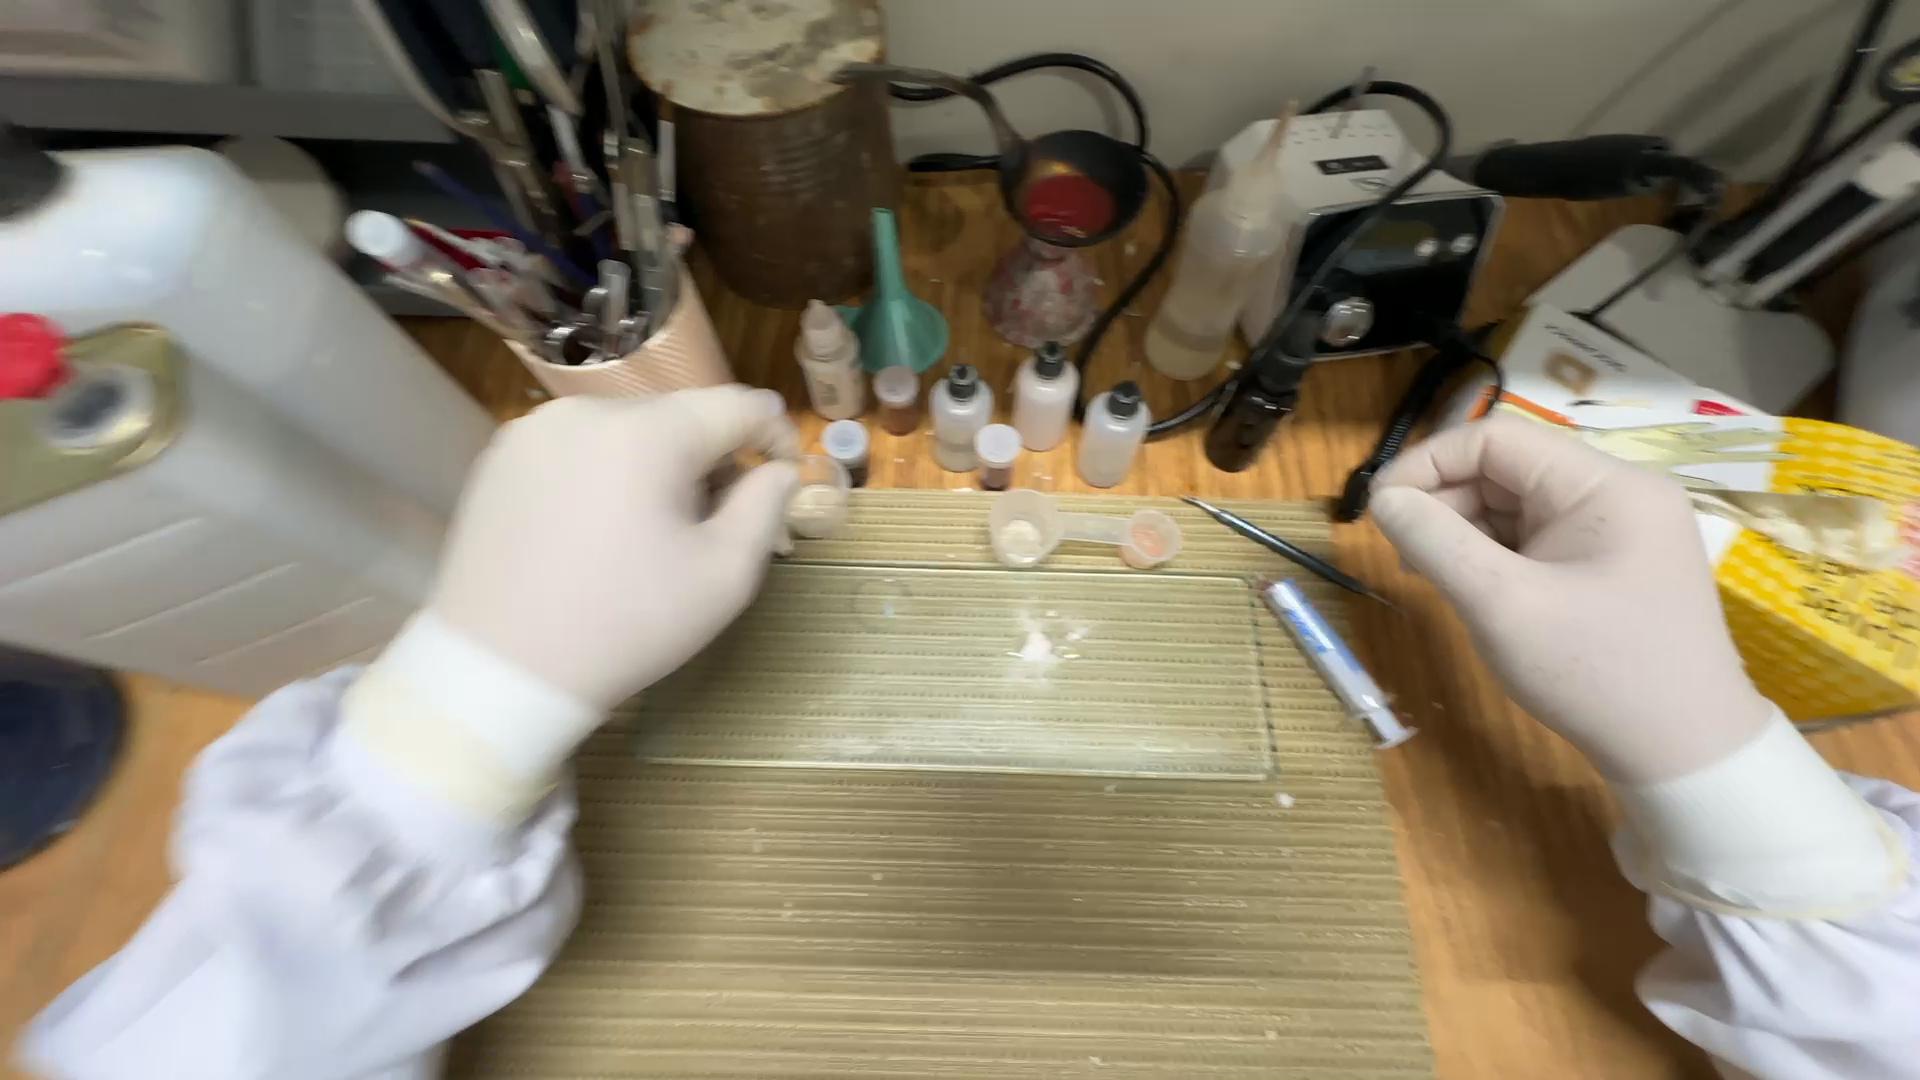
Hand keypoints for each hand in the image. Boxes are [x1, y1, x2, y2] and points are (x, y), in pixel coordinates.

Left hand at [340, 386, 798, 824]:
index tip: (788, 476)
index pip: (737, 405)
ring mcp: (534, 431)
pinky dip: (616, 473)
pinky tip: (610, 529)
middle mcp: (584, 411)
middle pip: (683, 417)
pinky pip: (585, 447)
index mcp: (645, 434)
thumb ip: (768, 505)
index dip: (777, 435)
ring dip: (667, 467)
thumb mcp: (726, 574)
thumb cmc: (628, 625)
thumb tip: (779, 468)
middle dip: (719, 461)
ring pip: (633, 431)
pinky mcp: (502, 458)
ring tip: (666, 530)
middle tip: (728, 523)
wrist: (499, 672)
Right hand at [1368, 417, 1770, 783]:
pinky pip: (1522, 534)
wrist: (1680, 751)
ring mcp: (1607, 528)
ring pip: (1504, 502)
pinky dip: (1480, 551)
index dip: (1425, 464)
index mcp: (1604, 487)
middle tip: (1402, 552)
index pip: (1493, 440)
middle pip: (1498, 468)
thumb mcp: (1499, 603)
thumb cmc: (1592, 672)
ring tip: (1427, 573)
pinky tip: (1460, 583)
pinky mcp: (1597, 559)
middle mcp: (1612, 493)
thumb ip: (1433, 540)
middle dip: (1439, 502)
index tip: (1379, 508)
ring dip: (1454, 529)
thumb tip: (1382, 499)